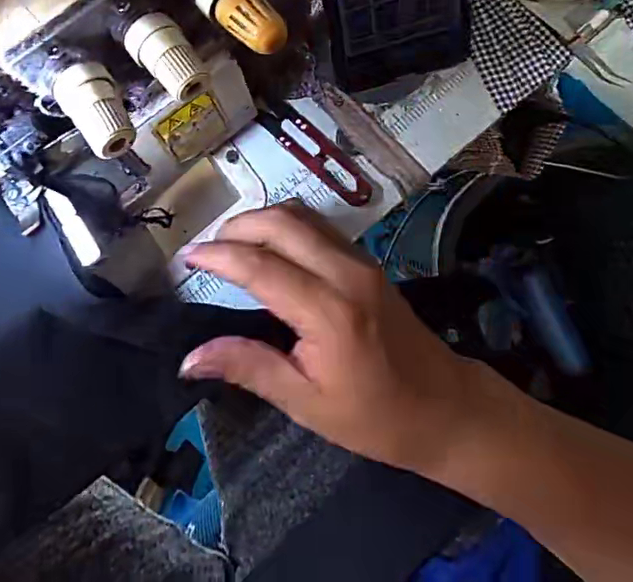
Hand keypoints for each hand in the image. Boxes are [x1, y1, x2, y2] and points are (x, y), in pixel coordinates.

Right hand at [179, 204, 502, 476]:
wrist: (446, 406)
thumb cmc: (376, 416)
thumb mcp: (307, 403)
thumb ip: (249, 368)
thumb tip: (190, 358)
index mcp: (329, 311)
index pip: (261, 266)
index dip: (218, 256)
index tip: (187, 257)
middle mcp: (345, 272)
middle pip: (280, 223)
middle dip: (236, 227)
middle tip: (206, 249)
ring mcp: (359, 259)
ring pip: (300, 215)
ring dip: (259, 220)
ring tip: (229, 244)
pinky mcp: (365, 258)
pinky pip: (317, 225)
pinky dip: (283, 224)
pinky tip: (267, 245)